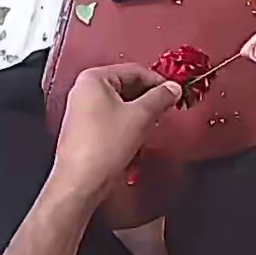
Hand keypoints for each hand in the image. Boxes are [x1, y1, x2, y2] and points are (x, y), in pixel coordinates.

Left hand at [52, 63, 181, 203]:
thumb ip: (160, 97)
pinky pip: (112, 118)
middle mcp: (84, 90)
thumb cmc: (105, 145)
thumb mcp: (140, 116)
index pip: (134, 71)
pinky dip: (127, 124)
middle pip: (126, 86)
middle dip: (148, 98)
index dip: (158, 81)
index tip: (174, 93)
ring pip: (121, 104)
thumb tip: (174, 87)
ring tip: (153, 124)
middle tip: (167, 109)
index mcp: (94, 78)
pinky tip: (137, 137)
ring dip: (139, 113)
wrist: (80, 183)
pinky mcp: (84, 129)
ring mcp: (82, 110)